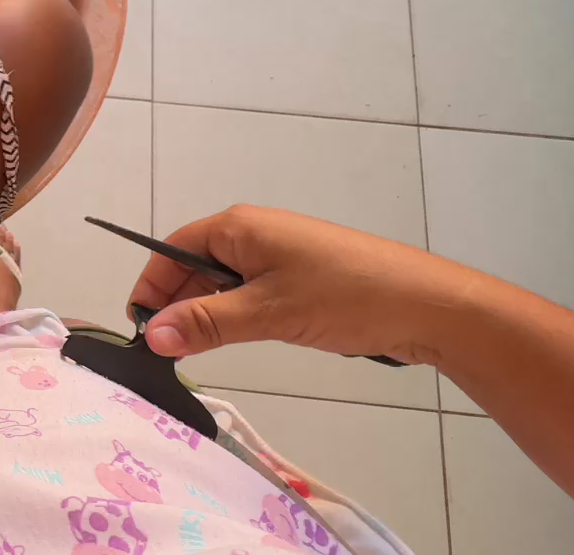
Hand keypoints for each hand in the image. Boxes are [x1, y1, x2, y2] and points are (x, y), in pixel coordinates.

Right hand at [128, 205, 492, 366]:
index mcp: (236, 226)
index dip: (151, 285)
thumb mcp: (267, 312)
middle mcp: (251, 230)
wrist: (434, 305)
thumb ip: (207, 323)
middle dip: (178, 301)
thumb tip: (153, 336)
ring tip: (198, 346)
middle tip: (167, 345)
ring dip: (206, 309)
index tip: (139, 324)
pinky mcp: (300, 272)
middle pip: (194, 263)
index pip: (171, 250)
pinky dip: (236, 310)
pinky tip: (239, 335)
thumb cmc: (343, 296)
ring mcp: (278, 250)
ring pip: (222, 279)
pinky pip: (250, 287)